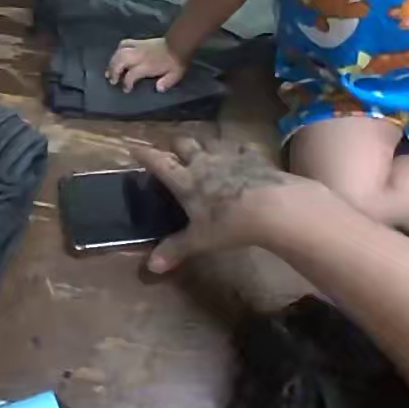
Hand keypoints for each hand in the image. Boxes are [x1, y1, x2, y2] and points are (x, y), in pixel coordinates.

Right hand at [105, 38, 187, 93]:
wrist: (179, 43)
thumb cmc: (177, 61)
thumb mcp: (176, 74)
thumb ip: (166, 82)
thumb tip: (158, 89)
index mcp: (148, 65)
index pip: (132, 75)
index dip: (127, 83)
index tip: (126, 89)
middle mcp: (140, 56)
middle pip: (121, 61)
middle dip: (113, 71)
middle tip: (111, 80)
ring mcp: (138, 47)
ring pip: (120, 51)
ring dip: (112, 61)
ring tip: (109, 71)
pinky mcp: (138, 41)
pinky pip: (125, 43)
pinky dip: (118, 49)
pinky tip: (117, 56)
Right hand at [135, 137, 337, 272]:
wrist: (274, 207)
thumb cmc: (230, 223)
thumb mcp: (200, 240)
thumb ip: (176, 249)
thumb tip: (151, 267)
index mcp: (185, 181)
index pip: (159, 163)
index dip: (145, 155)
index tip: (134, 149)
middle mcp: (203, 162)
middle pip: (184, 144)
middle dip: (176, 144)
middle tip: (172, 148)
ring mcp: (229, 156)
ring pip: (211, 140)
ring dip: (204, 142)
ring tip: (203, 145)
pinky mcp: (254, 157)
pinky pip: (242, 147)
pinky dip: (237, 148)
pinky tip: (240, 151)